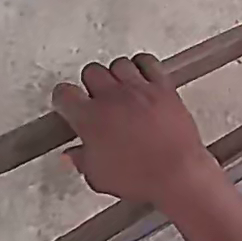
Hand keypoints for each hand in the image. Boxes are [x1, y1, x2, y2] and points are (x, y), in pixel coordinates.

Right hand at [52, 54, 224, 211]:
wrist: (177, 172)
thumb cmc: (140, 177)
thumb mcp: (98, 176)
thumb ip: (82, 159)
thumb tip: (73, 155)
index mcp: (90, 118)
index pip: (64, 94)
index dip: (64, 98)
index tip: (68, 102)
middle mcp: (113, 98)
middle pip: (92, 72)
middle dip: (91, 83)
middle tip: (97, 97)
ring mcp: (139, 89)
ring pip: (119, 64)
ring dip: (117, 74)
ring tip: (121, 88)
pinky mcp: (163, 87)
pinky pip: (149, 63)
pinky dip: (143, 65)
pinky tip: (143, 75)